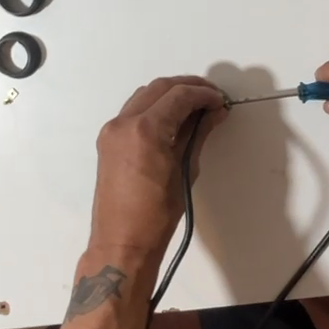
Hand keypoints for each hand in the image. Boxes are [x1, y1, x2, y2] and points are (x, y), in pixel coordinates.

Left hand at [90, 75, 227, 259]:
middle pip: (160, 87)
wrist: (122, 242)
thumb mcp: (185, 170)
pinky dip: (154, 106)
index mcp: (145, 130)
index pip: (179, 96)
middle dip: (188, 87)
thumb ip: (198, 134)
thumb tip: (214, 113)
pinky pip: (134, 110)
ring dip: (170, 93)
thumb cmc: (158, 215)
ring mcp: (112, 130)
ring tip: (195, 105)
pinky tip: (173, 117)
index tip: (220, 101)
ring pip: (145, 95)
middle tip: (212, 97)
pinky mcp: (107, 140)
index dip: (204, 94)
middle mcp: (124, 123)